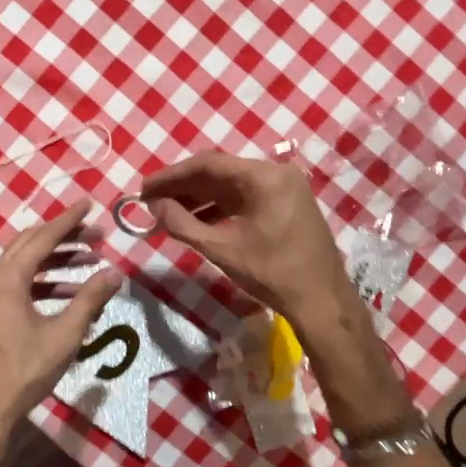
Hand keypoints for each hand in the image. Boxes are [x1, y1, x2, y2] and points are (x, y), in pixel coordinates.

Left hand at [0, 201, 122, 463]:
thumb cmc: (24, 372)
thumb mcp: (64, 336)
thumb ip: (90, 300)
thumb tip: (115, 272)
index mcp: (7, 279)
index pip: (42, 238)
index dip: (68, 221)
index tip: (89, 205)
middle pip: (29, 245)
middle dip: (63, 236)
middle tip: (96, 235)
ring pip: (22, 264)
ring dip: (54, 260)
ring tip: (89, 260)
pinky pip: (16, 284)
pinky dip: (41, 281)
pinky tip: (67, 291)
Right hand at [141, 153, 351, 326]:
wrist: (322, 301)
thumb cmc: (272, 273)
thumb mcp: (221, 249)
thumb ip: (182, 224)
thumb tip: (154, 206)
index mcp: (263, 177)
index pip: (207, 165)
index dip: (171, 176)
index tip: (144, 189)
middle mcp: (275, 173)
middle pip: (219, 172)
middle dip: (182, 187)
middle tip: (150, 201)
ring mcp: (284, 188)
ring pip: (230, 186)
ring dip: (198, 198)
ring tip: (167, 213)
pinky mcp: (286, 204)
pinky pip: (244, 198)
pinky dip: (218, 207)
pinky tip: (196, 221)